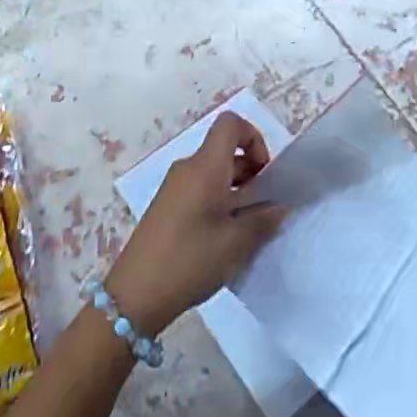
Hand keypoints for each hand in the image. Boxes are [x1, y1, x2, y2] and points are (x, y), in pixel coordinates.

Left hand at [104, 112, 284, 333]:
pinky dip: (220, 201)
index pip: (230, 124)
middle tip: (266, 207)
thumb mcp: (236, 243)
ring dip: (237, 190)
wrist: (137, 292)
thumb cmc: (190, 260)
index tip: (265, 174)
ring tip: (251, 226)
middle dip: (252, 170)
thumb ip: (264, 219)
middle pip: (224, 150)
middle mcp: (187, 169)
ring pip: (214, 172)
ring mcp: (174, 187)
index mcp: (204, 167)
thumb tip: (279, 205)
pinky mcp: (168, 206)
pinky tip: (228, 236)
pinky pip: (201, 189)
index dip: (254, 138)